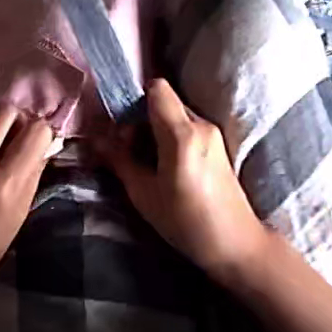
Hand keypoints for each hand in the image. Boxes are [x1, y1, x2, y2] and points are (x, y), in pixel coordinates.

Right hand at [105, 79, 271, 281]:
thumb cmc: (186, 222)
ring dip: (155, 128)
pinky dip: (170, 136)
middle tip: (126, 148)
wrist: (235, 243)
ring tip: (144, 160)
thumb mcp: (144, 194)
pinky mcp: (218, 145)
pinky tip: (163, 165)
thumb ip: (119, 160)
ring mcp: (213, 134)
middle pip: (164, 101)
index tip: (119, 124)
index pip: (157, 88)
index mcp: (182, 134)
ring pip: (175, 114)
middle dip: (140, 117)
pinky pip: (188, 127)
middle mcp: (201, 125)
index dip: (133, 97)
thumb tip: (95, 140)